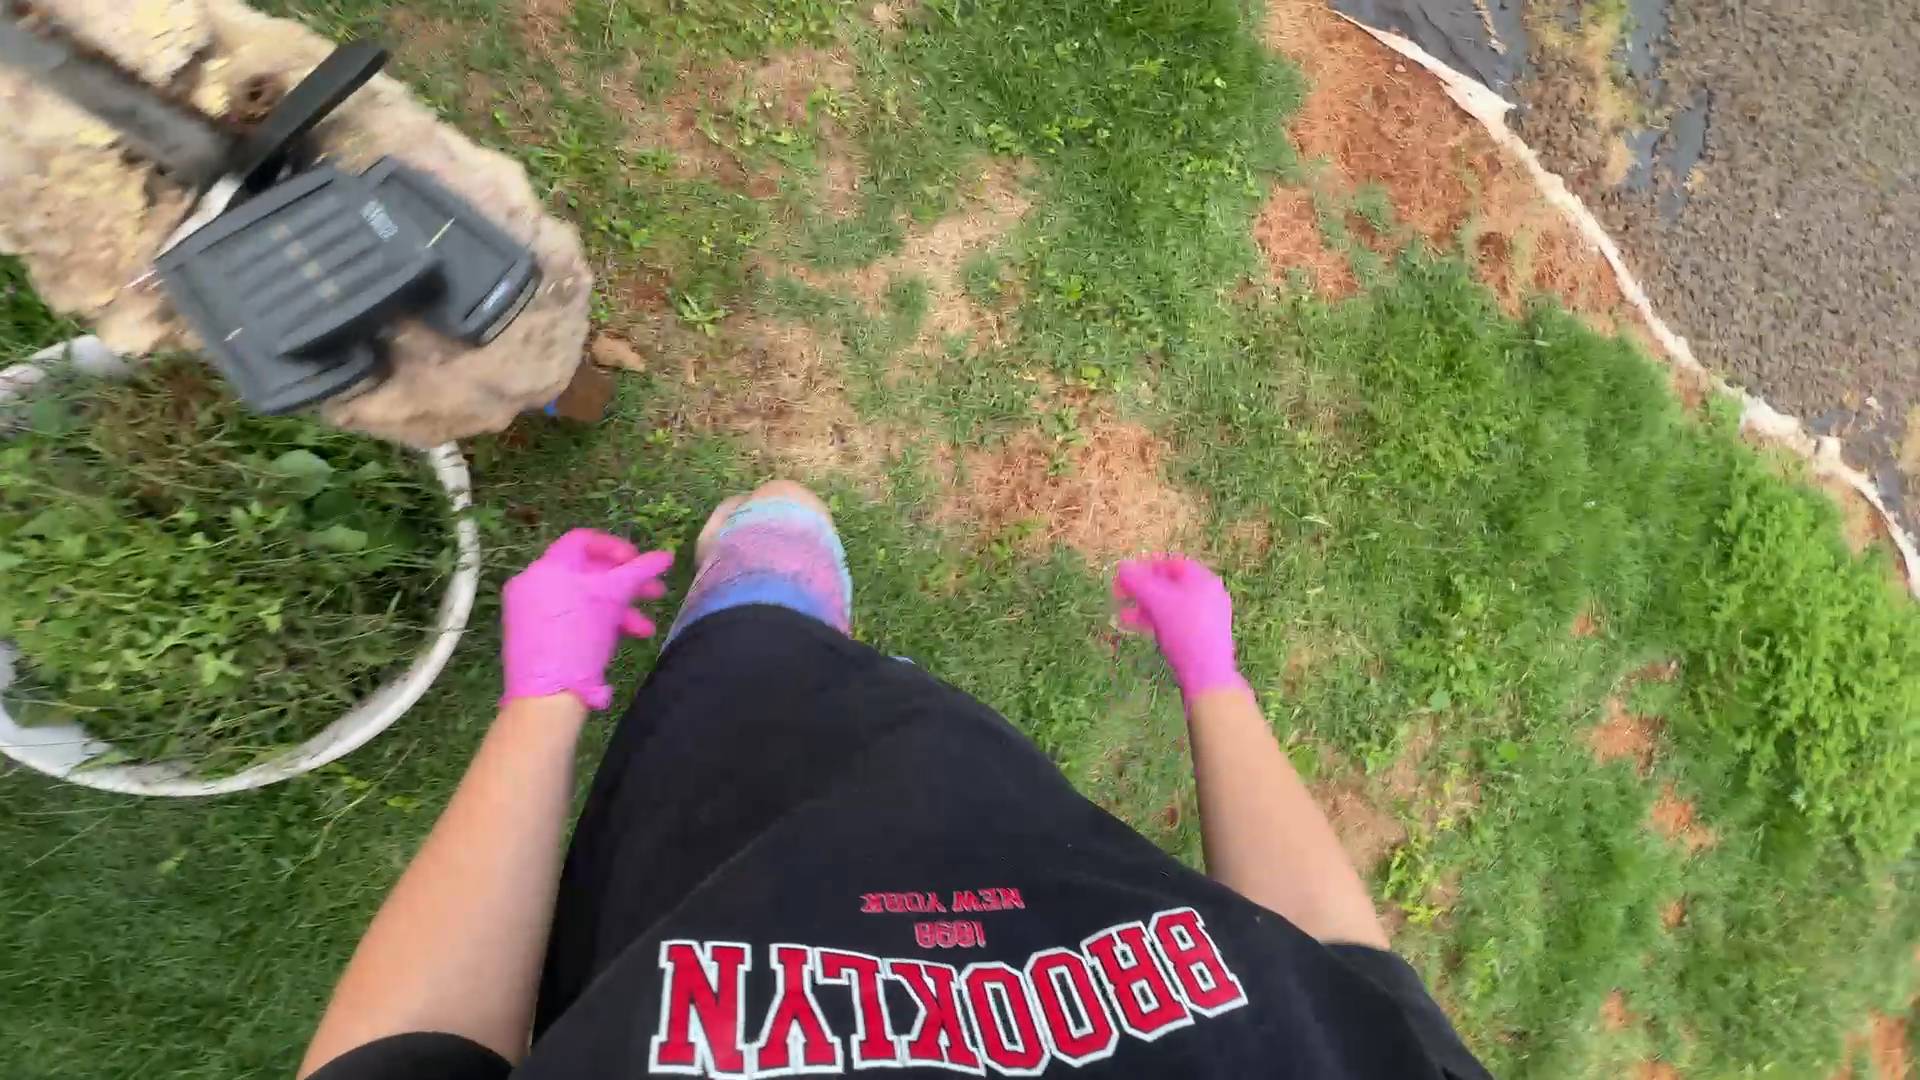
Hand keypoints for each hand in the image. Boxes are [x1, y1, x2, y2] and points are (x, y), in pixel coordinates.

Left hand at [502, 529, 672, 709]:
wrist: (548, 693)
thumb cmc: (580, 634)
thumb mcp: (614, 597)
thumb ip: (640, 571)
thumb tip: (667, 555)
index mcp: (548, 568)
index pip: (584, 540)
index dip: (618, 547)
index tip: (641, 564)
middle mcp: (535, 583)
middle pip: (590, 572)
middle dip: (628, 583)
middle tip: (656, 594)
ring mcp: (532, 610)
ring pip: (586, 598)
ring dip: (620, 609)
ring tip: (645, 629)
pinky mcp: (536, 634)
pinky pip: (573, 617)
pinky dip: (599, 623)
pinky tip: (621, 639)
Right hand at [1113, 555, 1247, 702]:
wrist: (1208, 673)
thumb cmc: (1183, 630)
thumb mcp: (1156, 603)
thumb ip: (1137, 582)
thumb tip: (1122, 566)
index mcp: (1202, 579)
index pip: (1170, 563)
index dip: (1145, 567)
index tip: (1125, 577)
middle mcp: (1208, 593)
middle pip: (1169, 584)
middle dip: (1142, 590)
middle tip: (1120, 595)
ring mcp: (1208, 614)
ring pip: (1171, 604)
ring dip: (1145, 607)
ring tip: (1124, 616)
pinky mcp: (1204, 634)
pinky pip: (1177, 619)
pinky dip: (1158, 620)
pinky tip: (1140, 628)